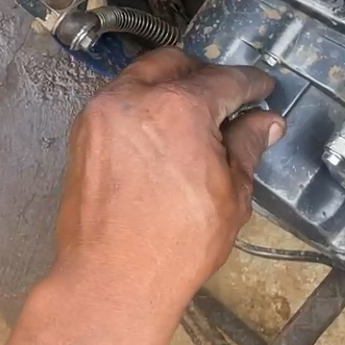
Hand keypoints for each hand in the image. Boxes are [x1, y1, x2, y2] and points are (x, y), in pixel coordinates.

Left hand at [51, 49, 283, 315]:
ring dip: (167, 86)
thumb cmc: (174, 246)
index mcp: (177, 108)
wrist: (111, 280)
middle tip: (226, 95)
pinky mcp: (81, 136)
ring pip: (139, 79)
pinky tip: (160, 132)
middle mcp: (131, 99)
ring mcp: (99, 115)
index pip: (223, 80)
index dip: (250, 84)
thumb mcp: (231, 196)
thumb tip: (263, 124)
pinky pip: (116, 104)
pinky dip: (140, 106)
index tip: (262, 88)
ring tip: (193, 115)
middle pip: (173, 64)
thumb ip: (246, 148)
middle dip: (203, 73)